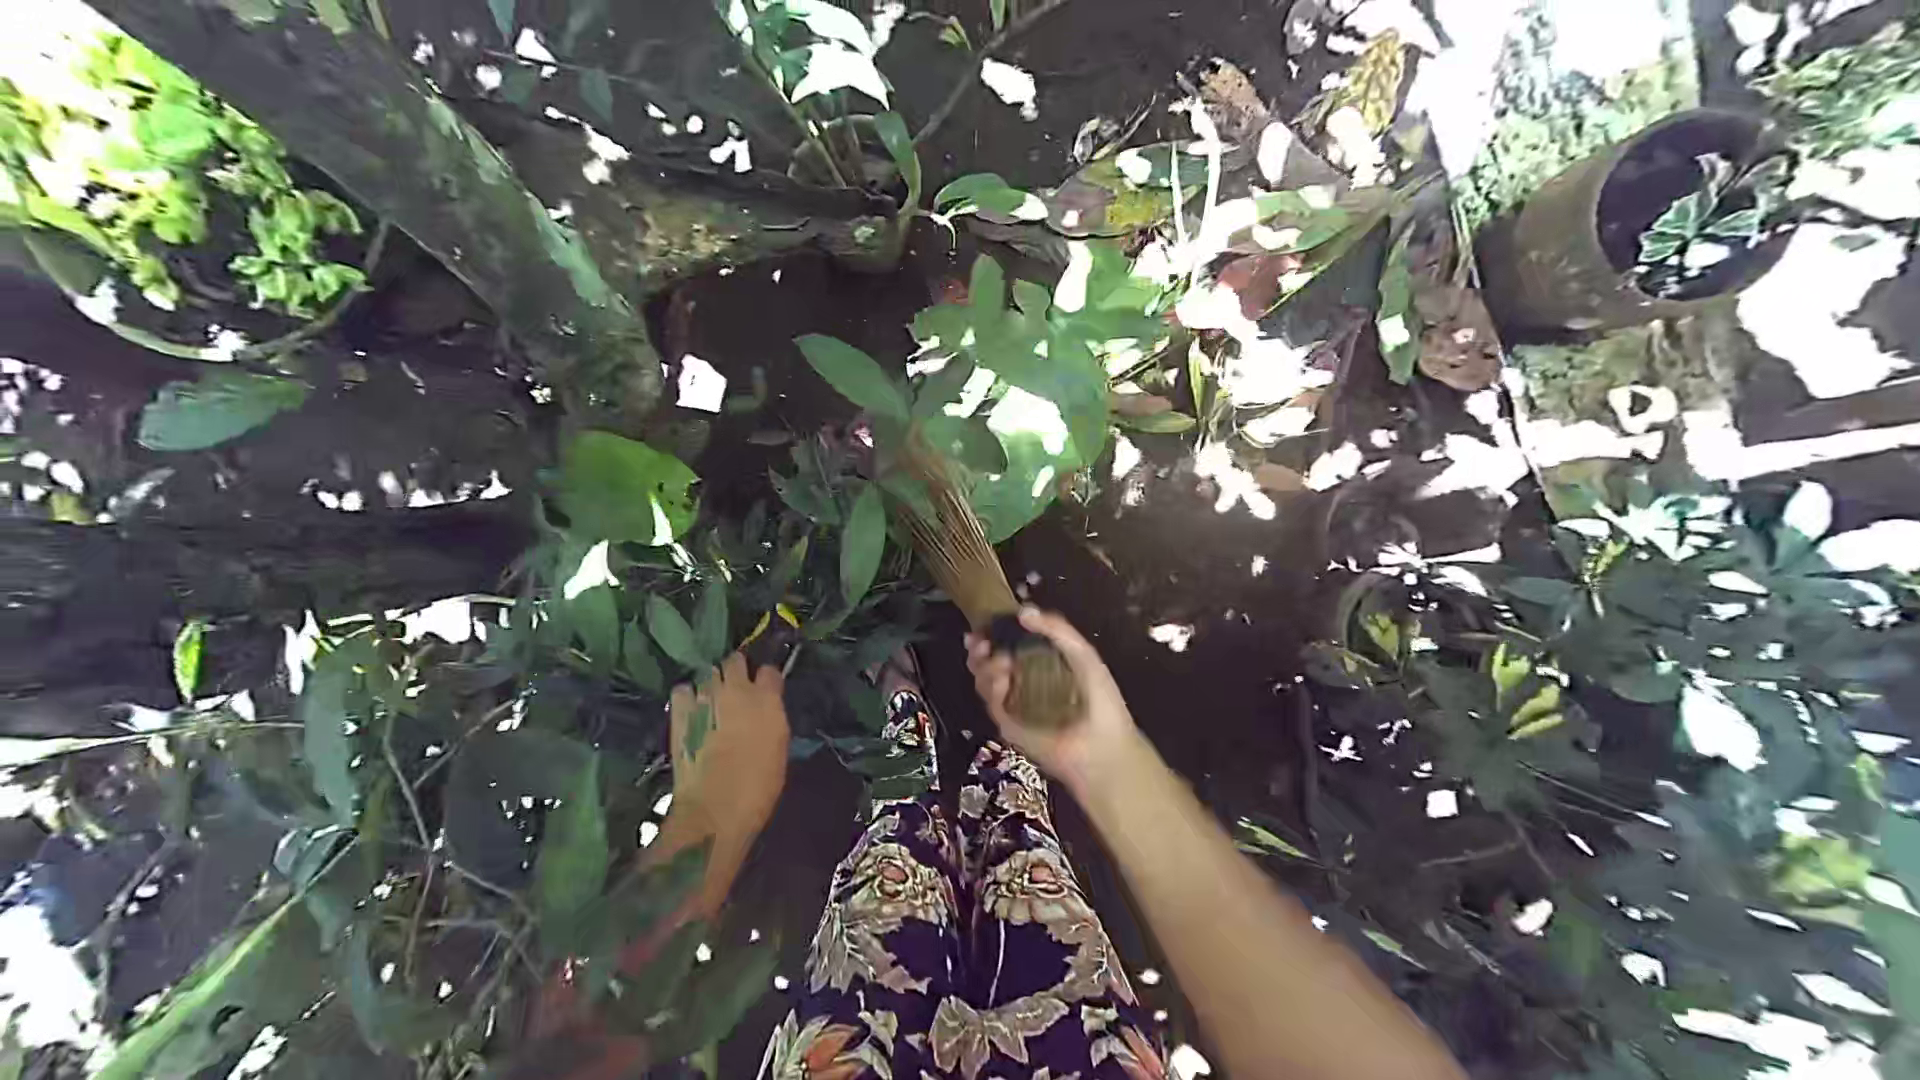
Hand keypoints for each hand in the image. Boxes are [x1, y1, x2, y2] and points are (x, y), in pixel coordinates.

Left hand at [666, 652, 788, 846]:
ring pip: (708, 673)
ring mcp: (705, 697)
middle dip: (736, 670)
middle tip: (736, 688)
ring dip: (712, 684)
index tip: (765, 688)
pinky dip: (687, 696)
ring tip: (712, 701)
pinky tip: (690, 710)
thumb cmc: (758, 786)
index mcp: (767, 699)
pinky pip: (682, 689)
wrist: (715, 811)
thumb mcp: (778, 747)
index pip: (770, 670)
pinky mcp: (679, 711)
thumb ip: (772, 717)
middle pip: (735, 660)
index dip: (767, 678)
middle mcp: (737, 690)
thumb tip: (765, 708)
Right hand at [966, 608, 1144, 795]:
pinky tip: (1001, 681)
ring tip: (1000, 663)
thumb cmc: (1099, 699)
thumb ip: (1056, 629)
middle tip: (981, 644)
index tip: (984, 625)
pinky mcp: (1007, 724)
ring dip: (985, 666)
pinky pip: (991, 703)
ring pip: (984, 679)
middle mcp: (1023, 680)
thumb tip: (1024, 610)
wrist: (1102, 746)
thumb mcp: (1082, 654)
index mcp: (1040, 661)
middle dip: (980, 649)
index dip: (993, 632)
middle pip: (988, 660)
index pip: (1008, 642)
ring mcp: (1013, 703)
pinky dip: (991, 689)